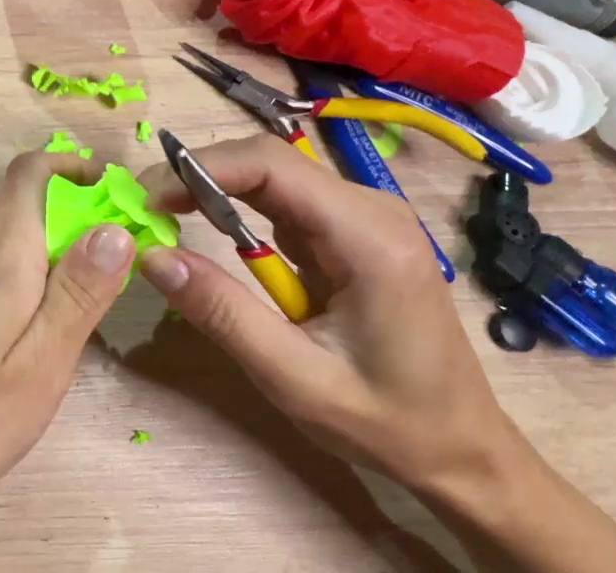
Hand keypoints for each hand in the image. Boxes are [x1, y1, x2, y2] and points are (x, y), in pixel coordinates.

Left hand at [0, 152, 137, 517]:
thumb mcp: (40, 363)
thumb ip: (78, 292)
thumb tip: (115, 227)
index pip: (32, 170)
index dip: (75, 169)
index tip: (118, 195)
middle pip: (18, 193)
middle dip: (70, 203)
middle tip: (115, 249)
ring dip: (44, 232)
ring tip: (82, 283)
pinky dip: (16, 257)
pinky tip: (29, 309)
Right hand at [131, 135, 517, 494]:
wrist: (465, 454)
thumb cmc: (388, 424)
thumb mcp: (295, 379)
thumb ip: (223, 313)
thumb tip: (152, 256)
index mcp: (371, 239)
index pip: (271, 165)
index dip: (201, 169)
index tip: (152, 202)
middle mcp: (372, 212)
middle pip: (269, 161)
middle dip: (200, 176)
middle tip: (150, 212)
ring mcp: (365, 219)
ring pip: (271, 176)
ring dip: (214, 191)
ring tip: (169, 221)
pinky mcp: (352, 232)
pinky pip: (282, 201)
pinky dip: (236, 210)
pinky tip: (213, 237)